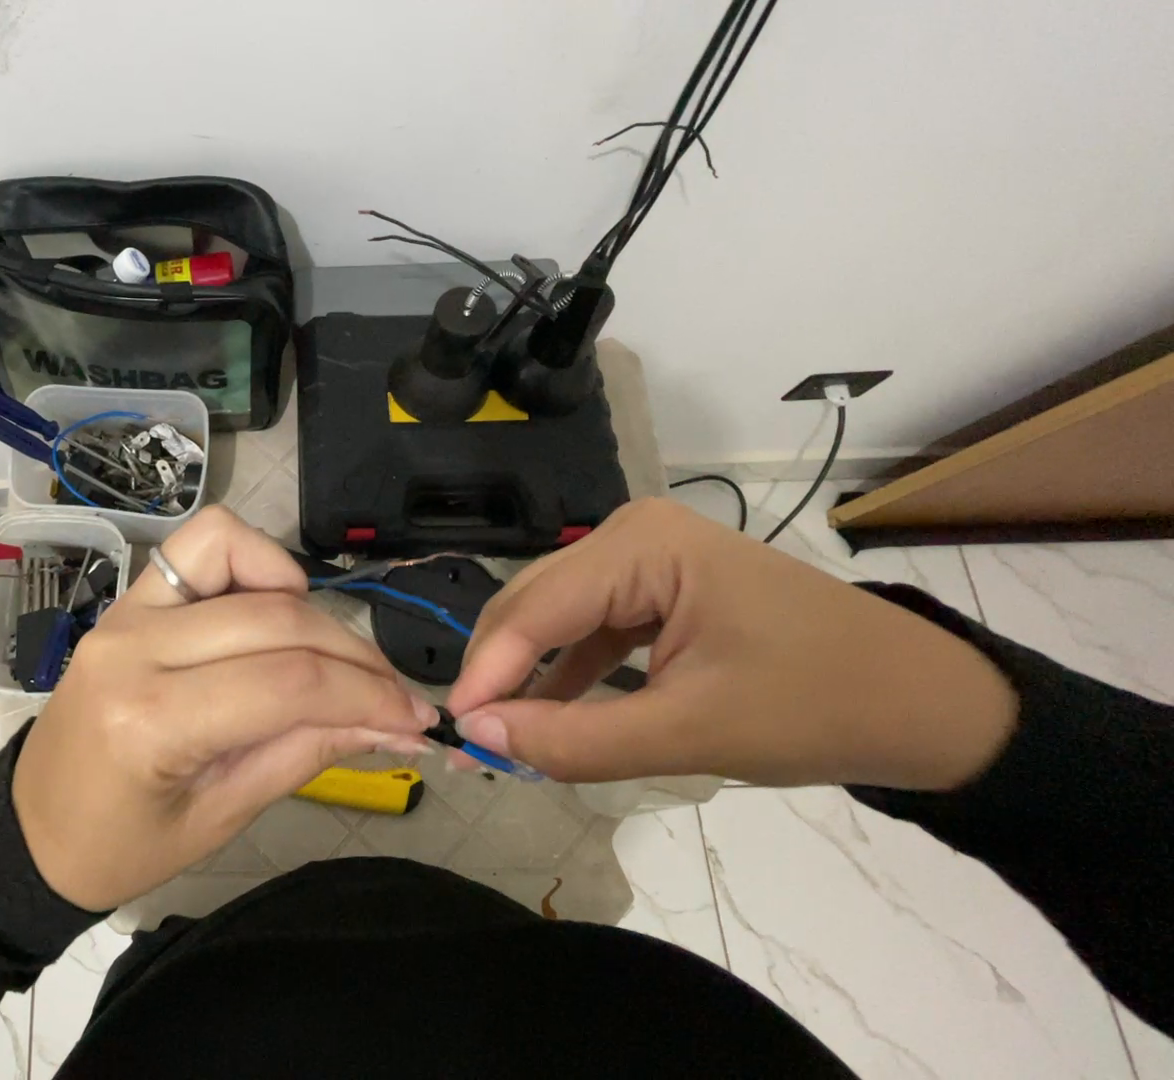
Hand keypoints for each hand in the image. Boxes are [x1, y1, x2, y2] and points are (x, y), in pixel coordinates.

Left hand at [13, 506, 438, 911]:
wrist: (35, 828)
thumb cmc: (122, 845)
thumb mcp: (221, 816)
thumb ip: (307, 753)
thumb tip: (393, 722)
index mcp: (152, 722)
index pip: (289, 683)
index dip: (368, 695)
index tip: (416, 717)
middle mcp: (136, 649)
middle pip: (278, 620)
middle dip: (355, 656)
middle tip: (391, 696)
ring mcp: (126, 613)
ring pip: (238, 555)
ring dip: (304, 599)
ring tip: (326, 652)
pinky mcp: (127, 600)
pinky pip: (200, 545)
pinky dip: (252, 561)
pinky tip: (272, 608)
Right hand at [446, 498, 1017, 789]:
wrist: (928, 706)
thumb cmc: (820, 708)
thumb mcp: (692, 732)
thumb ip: (575, 739)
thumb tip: (477, 738)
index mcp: (642, 546)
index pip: (534, 609)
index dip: (486, 672)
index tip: (452, 734)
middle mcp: (628, 536)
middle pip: (531, 608)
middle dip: (498, 676)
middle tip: (471, 746)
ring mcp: (639, 561)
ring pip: (549, 622)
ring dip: (523, 680)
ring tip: (498, 740)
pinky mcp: (650, 591)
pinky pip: (583, 633)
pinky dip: (561, 678)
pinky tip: (544, 718)